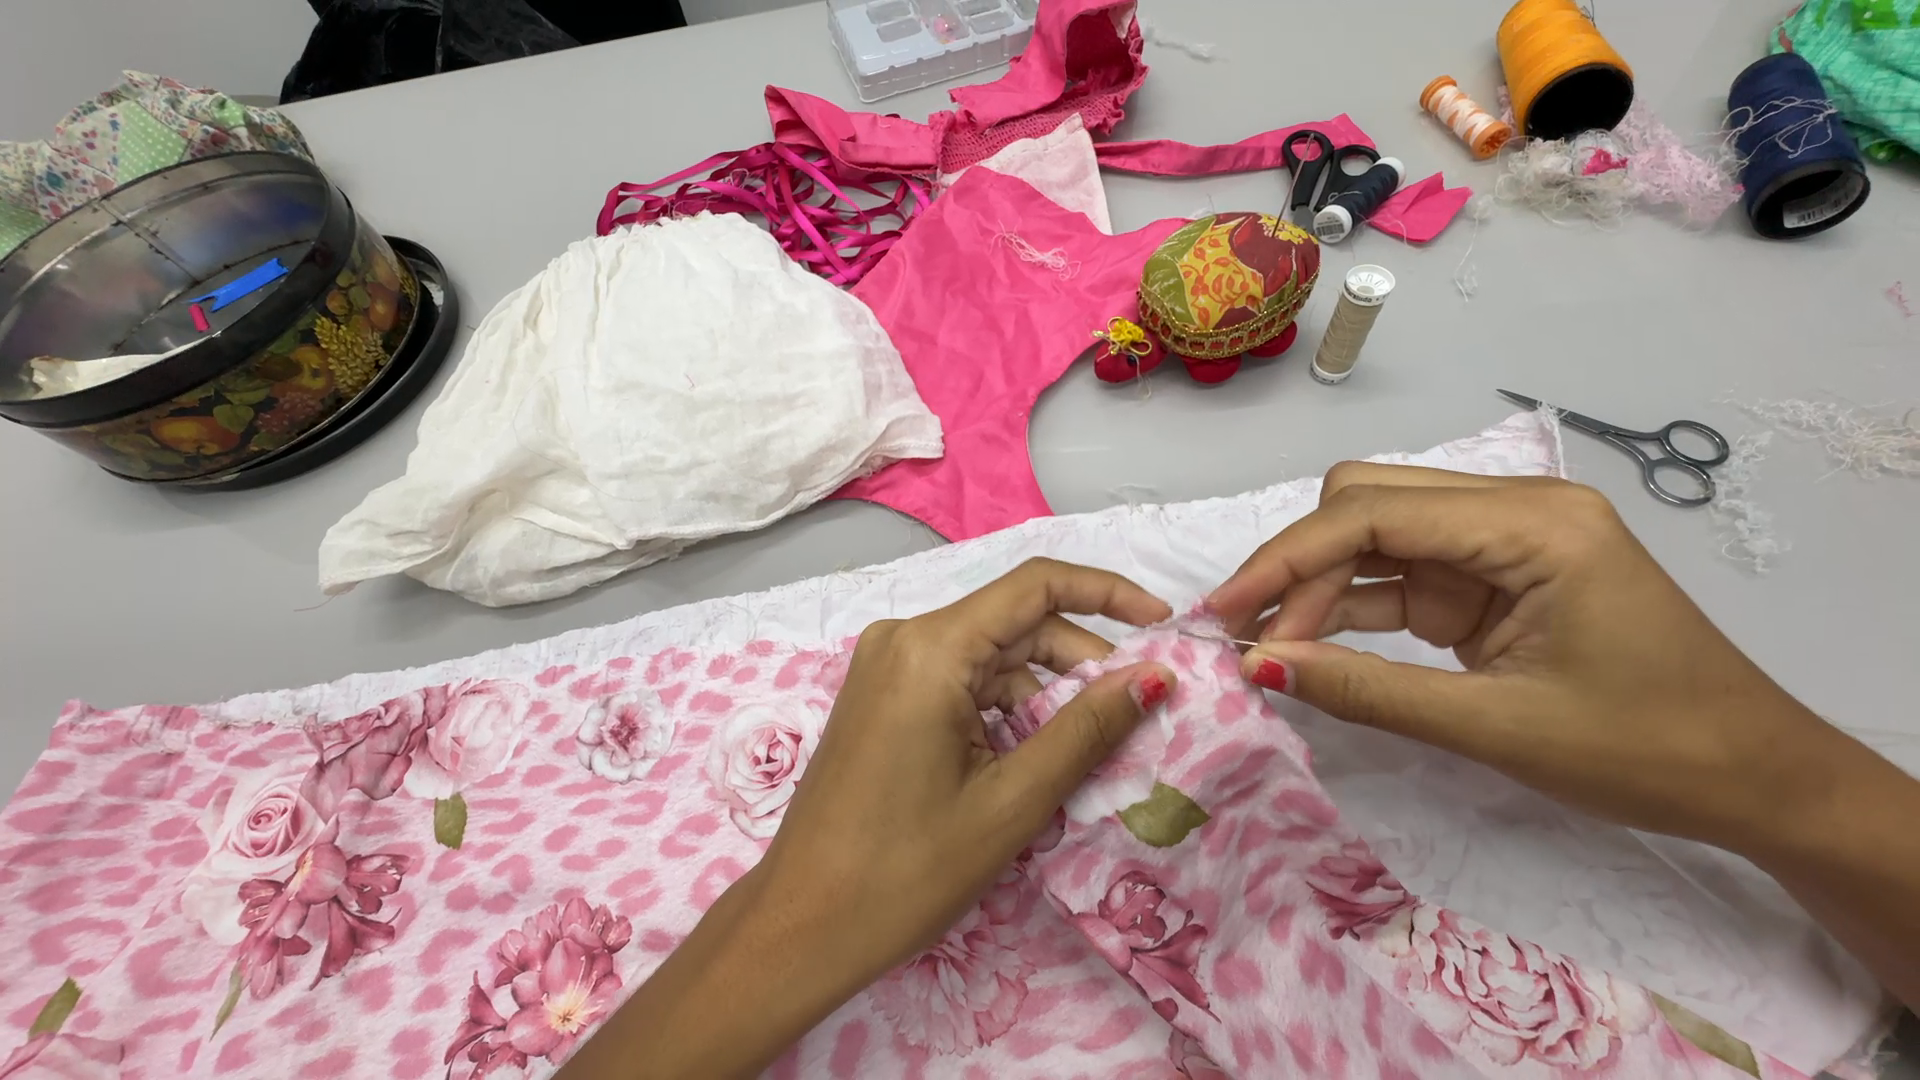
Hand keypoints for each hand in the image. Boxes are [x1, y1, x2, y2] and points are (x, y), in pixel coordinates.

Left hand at [560, 559, 1174, 1079]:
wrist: (800, 926)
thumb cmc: (905, 871)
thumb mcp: (1011, 802)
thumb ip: (1087, 730)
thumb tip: (1153, 678)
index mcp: (931, 648)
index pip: (1037, 586)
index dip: (1108, 594)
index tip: (1162, 624)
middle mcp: (904, 638)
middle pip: (1015, 623)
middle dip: (1079, 661)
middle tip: (1133, 713)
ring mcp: (886, 665)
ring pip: (990, 655)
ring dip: (1043, 691)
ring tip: (1083, 749)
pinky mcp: (882, 695)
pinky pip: (960, 680)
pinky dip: (1004, 706)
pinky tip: (1028, 754)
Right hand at [1206, 463, 1919, 1009]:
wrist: (1757, 783)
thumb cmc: (1646, 752)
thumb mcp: (1494, 727)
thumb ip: (1366, 691)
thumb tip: (1259, 667)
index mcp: (1532, 524)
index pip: (1372, 514)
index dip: (1285, 560)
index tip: (1223, 612)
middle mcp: (1511, 509)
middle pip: (1364, 505)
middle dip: (1297, 568)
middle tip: (1252, 638)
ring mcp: (1497, 540)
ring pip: (1370, 536)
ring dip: (1315, 587)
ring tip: (1270, 648)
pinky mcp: (1485, 576)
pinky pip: (1394, 574)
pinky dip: (1346, 606)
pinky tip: (1310, 644)